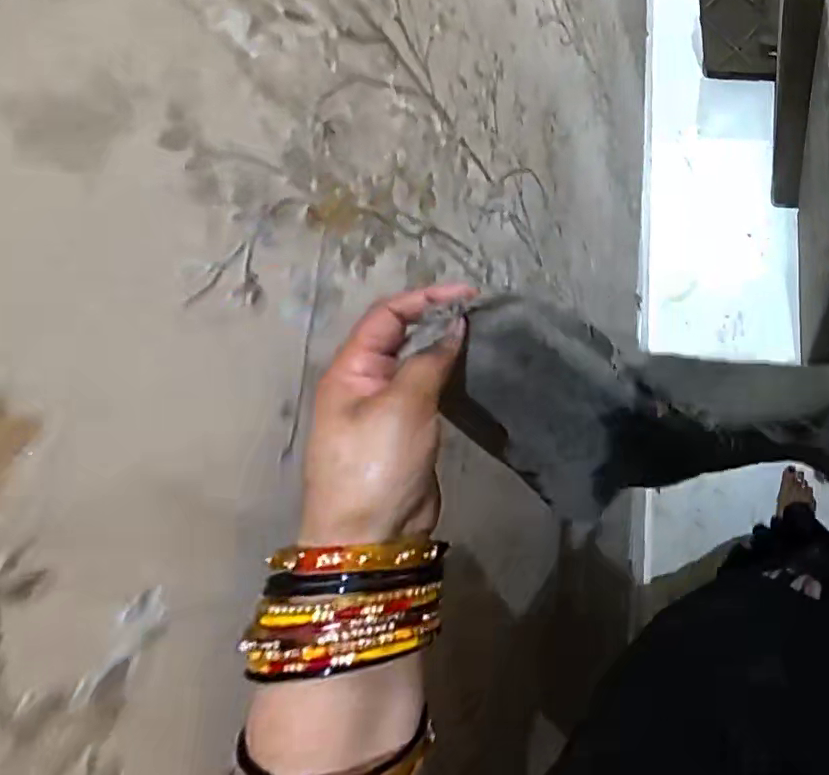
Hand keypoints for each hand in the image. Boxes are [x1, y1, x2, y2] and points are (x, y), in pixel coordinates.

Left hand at [298, 283, 475, 545]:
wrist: (372, 535)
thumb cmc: (377, 463)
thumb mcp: (403, 405)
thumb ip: (430, 359)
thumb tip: (455, 326)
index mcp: (350, 369)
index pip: (387, 315)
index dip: (424, 297)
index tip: (466, 293)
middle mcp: (364, 380)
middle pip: (399, 333)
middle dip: (434, 314)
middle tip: (476, 308)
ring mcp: (385, 404)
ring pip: (415, 358)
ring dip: (443, 340)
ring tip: (478, 329)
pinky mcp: (406, 425)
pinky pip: (426, 385)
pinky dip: (448, 368)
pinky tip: (469, 363)